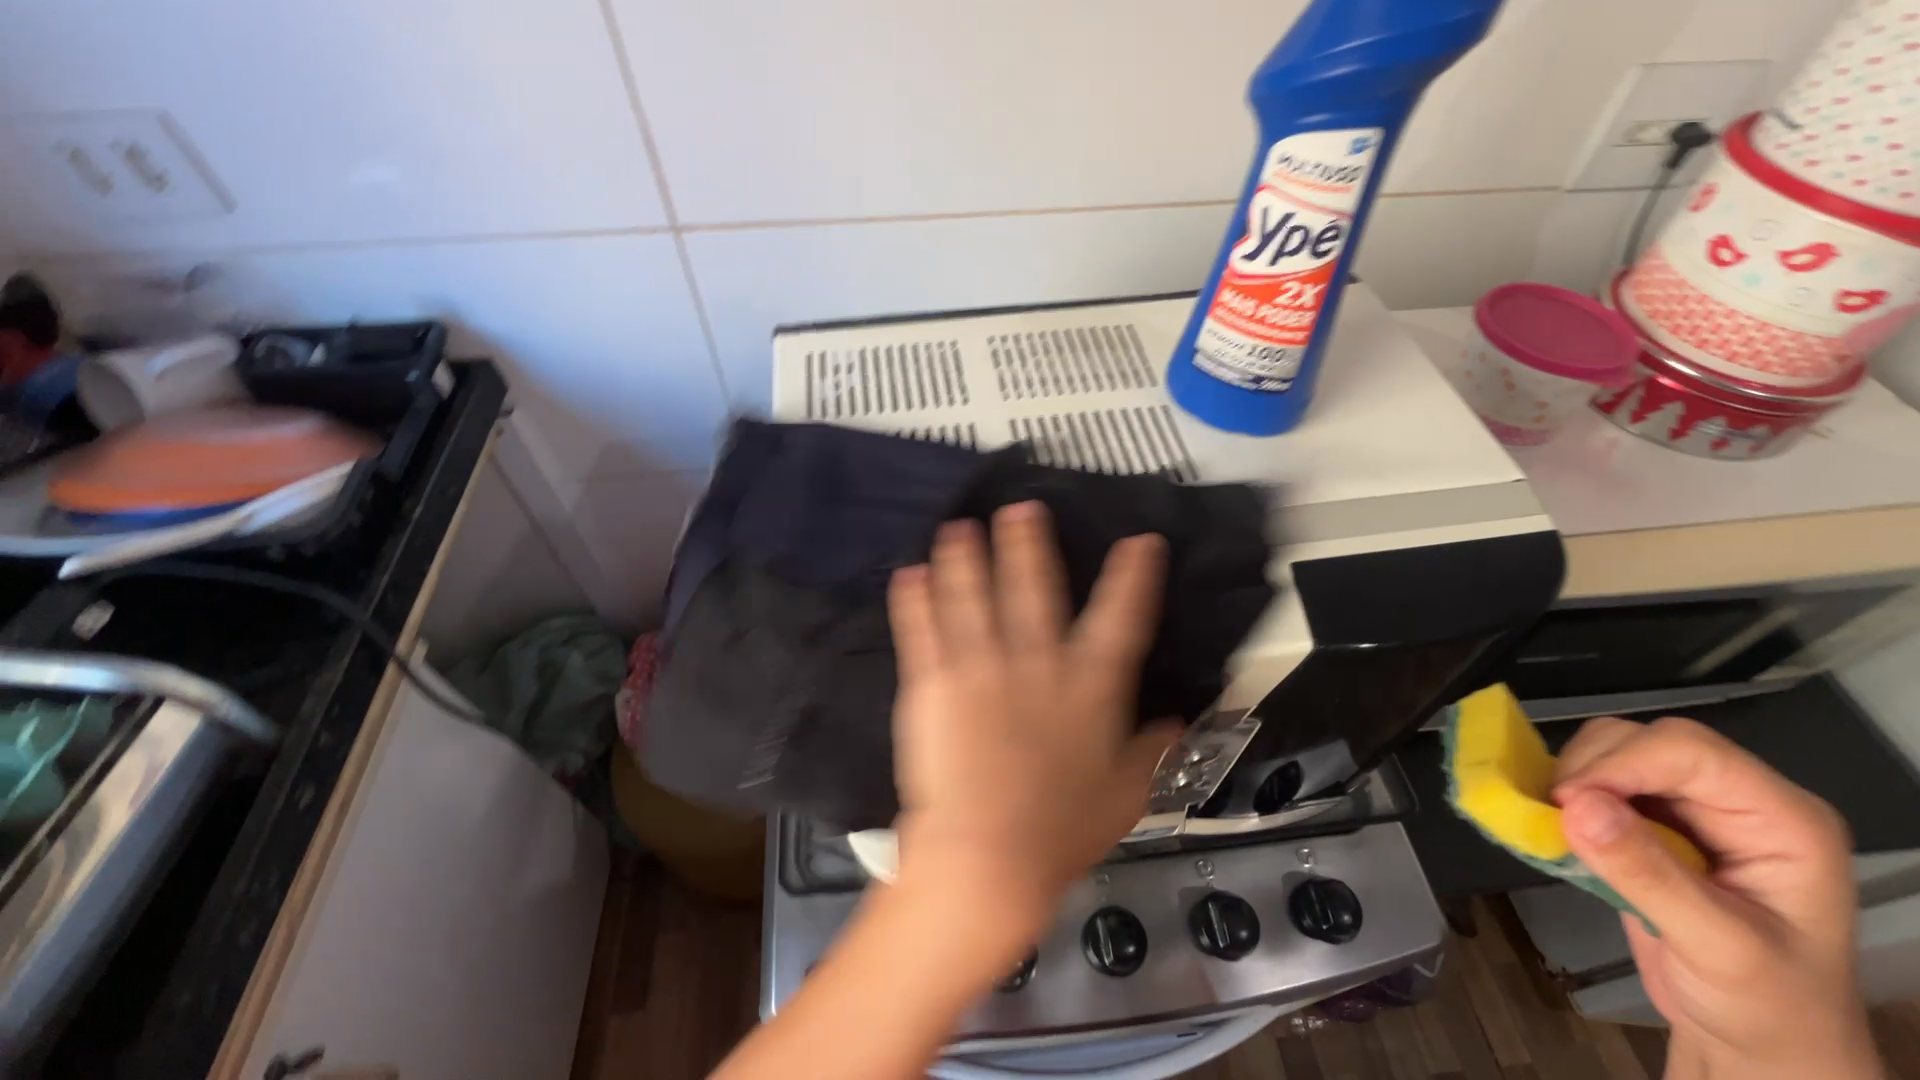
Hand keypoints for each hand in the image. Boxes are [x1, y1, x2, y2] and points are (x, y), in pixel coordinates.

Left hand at [886, 502, 1182, 929]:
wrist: (988, 855)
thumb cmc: (1061, 831)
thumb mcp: (1127, 795)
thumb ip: (1151, 750)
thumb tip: (1174, 721)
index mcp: (1089, 686)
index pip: (1120, 618)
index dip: (1133, 576)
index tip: (1139, 541)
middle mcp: (1036, 663)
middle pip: (1032, 588)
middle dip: (1026, 544)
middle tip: (1020, 508)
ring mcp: (980, 668)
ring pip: (971, 596)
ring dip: (965, 558)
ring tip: (958, 526)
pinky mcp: (933, 684)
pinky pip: (922, 630)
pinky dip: (915, 599)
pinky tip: (910, 572)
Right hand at [1553, 717, 1881, 1079]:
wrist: (1757, 1043)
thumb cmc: (1765, 1005)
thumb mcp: (1717, 949)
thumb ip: (1649, 876)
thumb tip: (1576, 806)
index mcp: (1780, 819)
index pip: (1689, 751)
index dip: (1621, 764)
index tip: (1566, 804)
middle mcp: (1738, 800)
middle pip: (1646, 740)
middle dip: (1591, 771)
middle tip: (1557, 820)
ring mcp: (1693, 809)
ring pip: (1613, 751)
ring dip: (1574, 782)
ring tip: (1562, 832)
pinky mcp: (1652, 821)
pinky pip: (1597, 782)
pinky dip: (1566, 798)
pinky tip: (1563, 833)